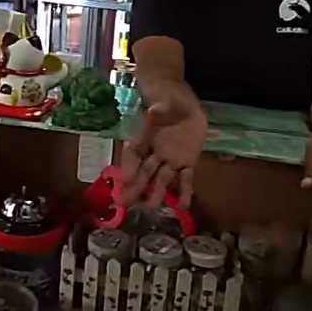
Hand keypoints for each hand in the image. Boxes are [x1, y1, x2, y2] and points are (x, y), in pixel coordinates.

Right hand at [120, 86, 205, 206]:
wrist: (184, 106)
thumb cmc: (169, 103)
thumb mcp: (163, 103)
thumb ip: (158, 110)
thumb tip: (152, 112)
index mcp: (145, 138)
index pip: (133, 154)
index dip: (128, 166)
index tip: (124, 179)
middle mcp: (154, 153)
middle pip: (143, 172)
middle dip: (135, 187)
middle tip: (125, 203)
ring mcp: (170, 160)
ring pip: (161, 179)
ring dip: (156, 193)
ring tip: (152, 207)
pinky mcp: (187, 162)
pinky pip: (185, 179)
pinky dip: (184, 191)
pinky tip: (183, 206)